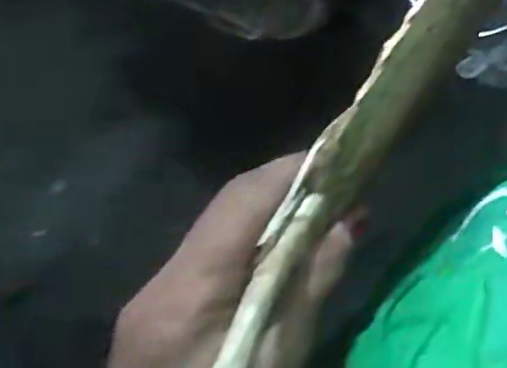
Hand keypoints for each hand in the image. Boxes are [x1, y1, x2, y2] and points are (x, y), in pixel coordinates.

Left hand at [109, 153, 357, 367]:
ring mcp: (156, 291)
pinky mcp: (161, 306)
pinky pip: (214, 245)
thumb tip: (351, 220)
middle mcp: (163, 279)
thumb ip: (313, 282)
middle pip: (231, 202)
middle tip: (339, 178)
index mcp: (188, 290)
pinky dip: (255, 231)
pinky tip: (285, 239)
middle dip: (288, 181)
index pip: (244, 200)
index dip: (294, 170)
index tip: (341, 157)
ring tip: (321, 203)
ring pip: (222, 219)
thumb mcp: (280, 354)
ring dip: (273, 204)